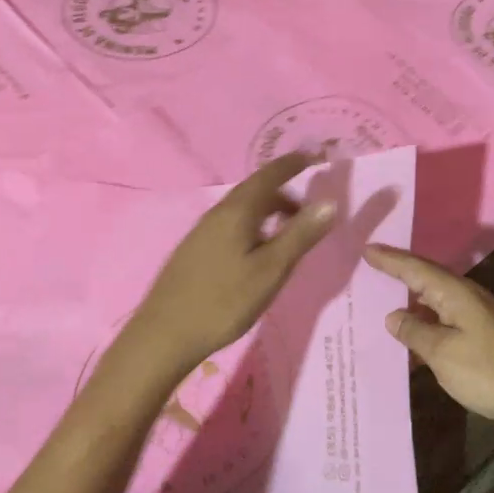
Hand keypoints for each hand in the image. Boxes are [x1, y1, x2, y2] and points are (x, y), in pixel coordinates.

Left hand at [128, 153, 337, 370]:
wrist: (164, 336)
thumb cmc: (223, 302)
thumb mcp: (271, 270)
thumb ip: (300, 235)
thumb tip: (329, 202)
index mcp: (237, 211)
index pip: (269, 175)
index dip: (293, 163)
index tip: (316, 156)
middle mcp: (218, 213)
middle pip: (256, 190)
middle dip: (285, 192)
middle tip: (310, 213)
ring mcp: (203, 232)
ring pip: (243, 209)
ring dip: (270, 212)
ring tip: (289, 238)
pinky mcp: (196, 250)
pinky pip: (232, 224)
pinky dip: (255, 226)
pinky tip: (259, 254)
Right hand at [364, 244, 493, 436]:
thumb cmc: (486, 372)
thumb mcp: (442, 353)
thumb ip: (414, 332)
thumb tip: (393, 316)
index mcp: (456, 293)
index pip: (416, 269)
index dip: (390, 260)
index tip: (366, 249)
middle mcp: (466, 296)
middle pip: (426, 278)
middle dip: (398, 272)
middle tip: (369, 267)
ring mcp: (475, 315)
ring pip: (434, 300)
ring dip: (409, 299)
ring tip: (380, 299)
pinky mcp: (479, 334)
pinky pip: (442, 318)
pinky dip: (423, 322)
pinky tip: (408, 336)